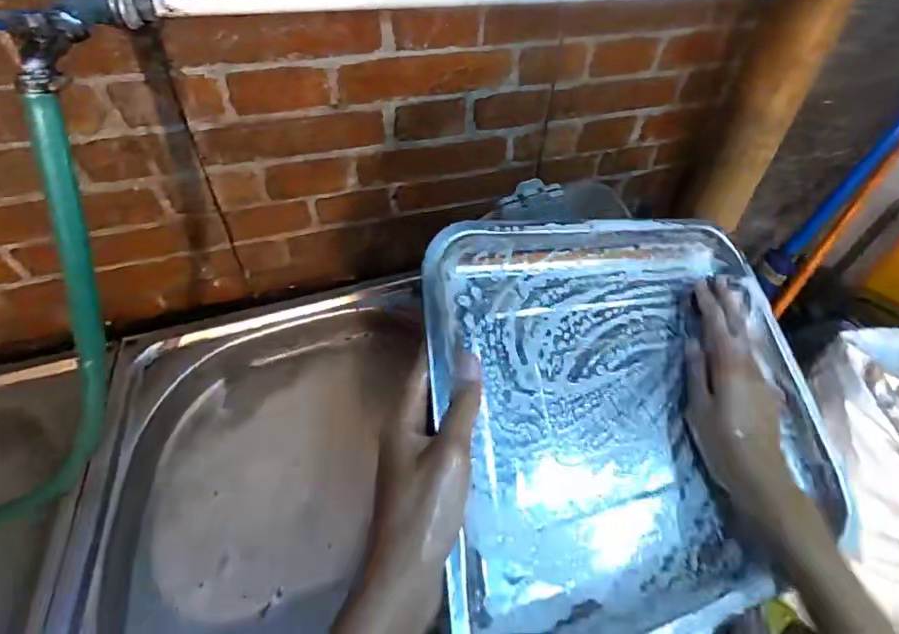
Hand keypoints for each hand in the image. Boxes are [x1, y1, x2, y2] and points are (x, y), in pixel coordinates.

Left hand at [334, 354, 481, 633]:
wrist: (406, 576)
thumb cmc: (425, 509)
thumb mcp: (449, 452)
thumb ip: (460, 406)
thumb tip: (468, 355)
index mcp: (401, 420)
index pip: (421, 369)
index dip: (441, 344)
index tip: (467, 321)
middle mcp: (402, 433)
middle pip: (430, 391)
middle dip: (457, 370)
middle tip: (492, 347)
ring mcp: (412, 458)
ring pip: (439, 417)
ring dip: (462, 400)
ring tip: (497, 379)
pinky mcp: (424, 479)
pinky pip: (444, 440)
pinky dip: (464, 428)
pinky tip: (488, 427)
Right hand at [686, 278, 802, 522]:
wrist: (763, 478)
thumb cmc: (723, 444)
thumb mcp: (699, 409)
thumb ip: (696, 373)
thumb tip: (693, 342)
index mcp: (729, 366)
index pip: (717, 327)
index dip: (708, 305)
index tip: (698, 285)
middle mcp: (749, 365)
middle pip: (738, 326)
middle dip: (727, 301)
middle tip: (718, 279)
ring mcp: (761, 377)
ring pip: (750, 336)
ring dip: (739, 314)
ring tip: (732, 296)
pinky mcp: (767, 389)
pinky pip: (755, 350)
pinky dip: (746, 334)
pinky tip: (744, 335)